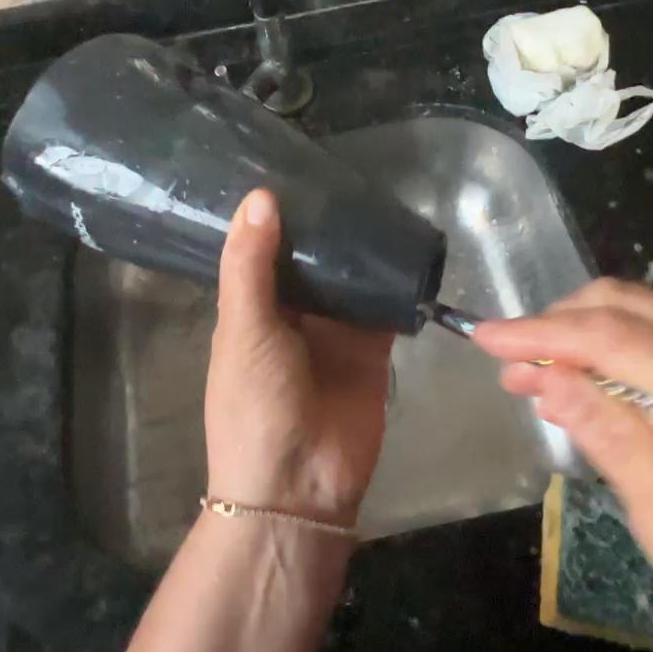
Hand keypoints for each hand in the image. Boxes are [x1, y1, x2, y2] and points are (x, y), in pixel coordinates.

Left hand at [204, 189, 394, 526]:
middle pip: (312, 258)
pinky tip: (408, 245)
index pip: (264, 248)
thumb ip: (250, 266)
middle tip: (351, 172)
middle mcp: (293, 312)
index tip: (297, 165)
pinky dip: (394, 282)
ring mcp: (334, 330)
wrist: (298, 486)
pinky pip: (385, 306)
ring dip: (362, 248)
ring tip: (383, 197)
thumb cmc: (254, 404)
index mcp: (251, 306)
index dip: (277, 213)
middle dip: (327, 225)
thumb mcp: (243, 330)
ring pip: (350, 276)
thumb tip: (260, 196)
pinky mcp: (372, 348)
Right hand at [473, 278, 652, 630]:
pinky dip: (594, 335)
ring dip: (568, 328)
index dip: (545, 334)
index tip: (485, 338)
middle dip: (551, 328)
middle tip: (507, 368)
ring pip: (627, 303)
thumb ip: (614, 442)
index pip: (616, 339)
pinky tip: (570, 372)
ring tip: (528, 372)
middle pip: (619, 305)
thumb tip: (550, 381)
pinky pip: (642, 319)